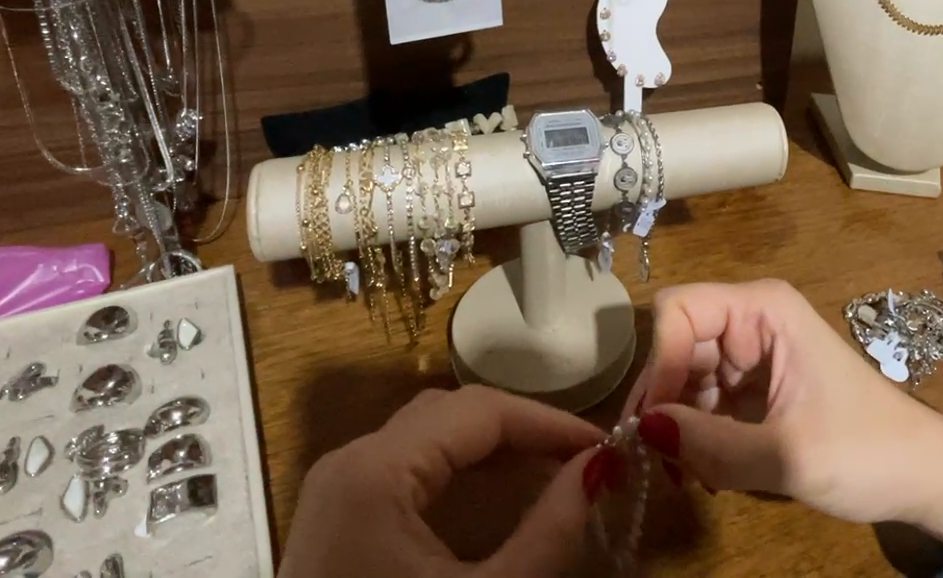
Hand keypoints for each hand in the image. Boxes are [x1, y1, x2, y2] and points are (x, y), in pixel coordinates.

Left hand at [280, 385, 601, 576]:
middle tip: (582, 457)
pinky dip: (460, 462)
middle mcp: (351, 460)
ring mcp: (339, 484)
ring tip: (550, 466)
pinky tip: (496, 486)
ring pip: (432, 429)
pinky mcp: (339, 511)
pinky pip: (410, 459)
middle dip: (524, 427)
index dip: (550, 421)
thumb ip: (547, 532)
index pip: (482, 410)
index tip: (604, 444)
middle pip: (455, 412)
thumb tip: (599, 468)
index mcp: (376, 471)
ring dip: (494, 441)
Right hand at [623, 280, 942, 543]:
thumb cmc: (868, 452)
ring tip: (687, 476)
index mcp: (763, 310)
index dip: (661, 359)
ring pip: (684, 376)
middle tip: (660, 462)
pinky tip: (705, 473)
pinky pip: (703, 400)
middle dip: (664, 400)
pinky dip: (696, 435)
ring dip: (677, 424)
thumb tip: (641, 429)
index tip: (657, 421)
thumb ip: (711, 444)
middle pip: (676, 343)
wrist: (924, 478)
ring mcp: (751, 353)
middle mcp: (751, 321)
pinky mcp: (753, 386)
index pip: (679, 309)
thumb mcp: (787, 454)